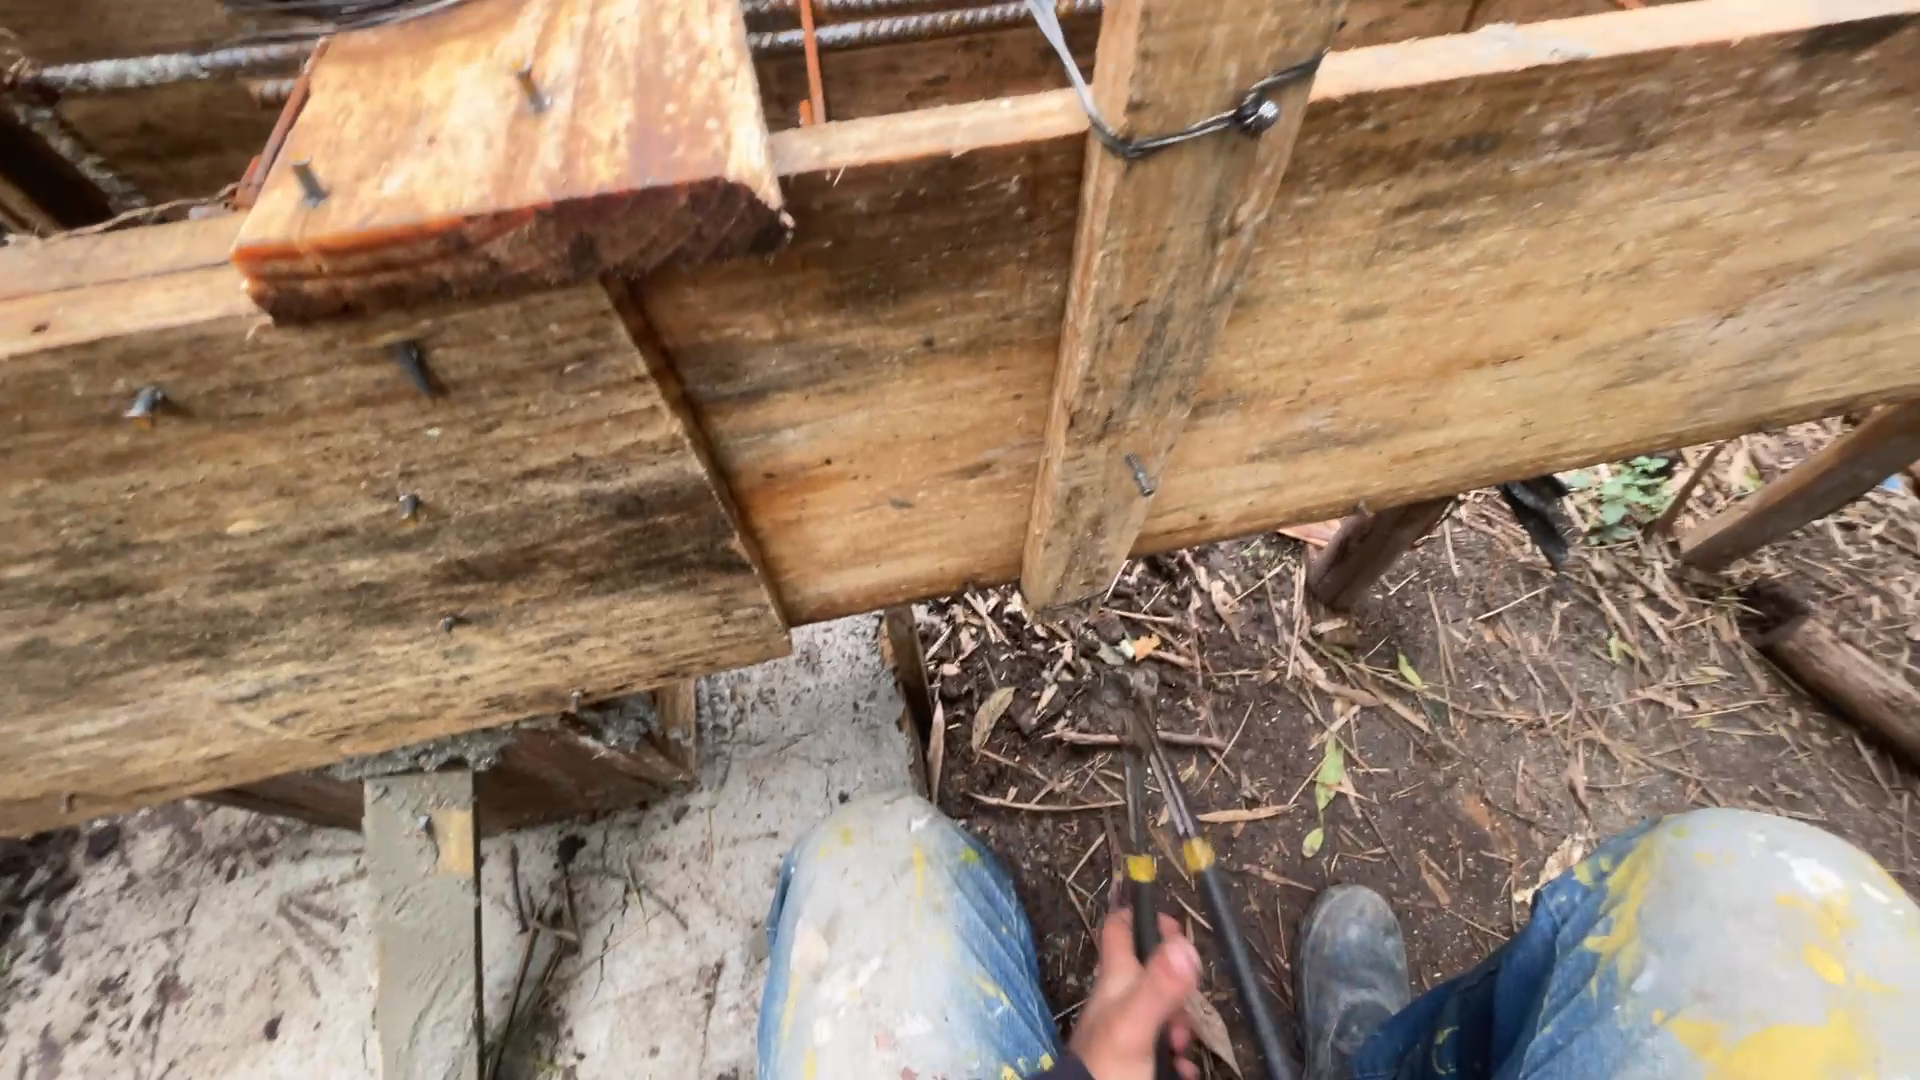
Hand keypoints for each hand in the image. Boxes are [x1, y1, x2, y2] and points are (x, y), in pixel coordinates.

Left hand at [1068, 910, 1201, 1079]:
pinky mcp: (1135, 1054)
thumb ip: (1160, 984)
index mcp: (1114, 975)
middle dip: (1177, 985)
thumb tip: (1185, 943)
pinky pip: (1164, 1044)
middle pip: (1151, 970)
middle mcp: (1119, 994)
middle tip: (1185, 1010)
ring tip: (1180, 1047)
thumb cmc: (1109, 1063)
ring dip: (1179, 1026)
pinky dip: (1177, 1055)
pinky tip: (1181, 1069)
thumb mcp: (1136, 1021)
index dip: (1145, 916)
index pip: (1121, 925)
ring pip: (1162, 1009)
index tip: (1176, 929)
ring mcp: (1126, 1025)